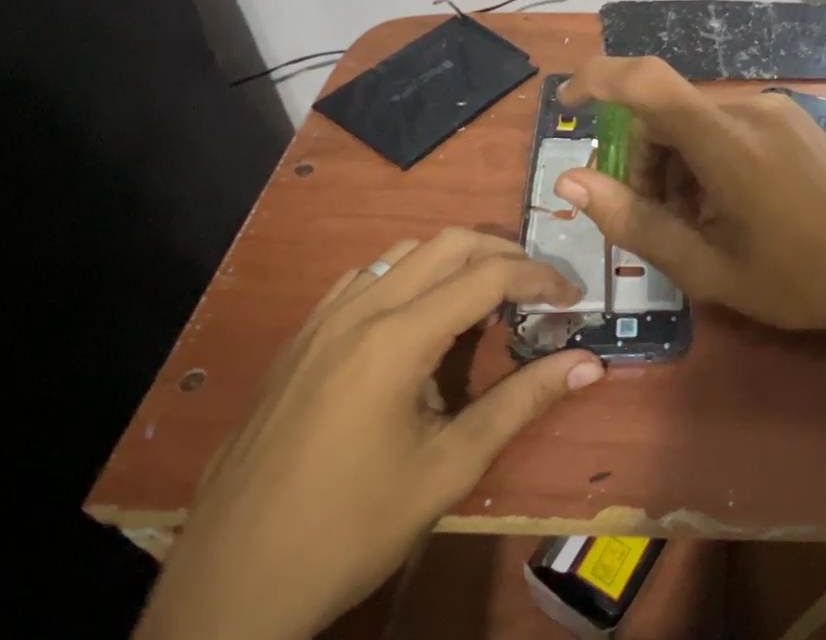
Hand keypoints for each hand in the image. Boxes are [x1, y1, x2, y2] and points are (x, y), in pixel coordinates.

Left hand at [133, 231, 604, 639]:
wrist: (234, 579)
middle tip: (539, 291)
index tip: (574, 298)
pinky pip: (363, 279)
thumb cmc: (354, 525)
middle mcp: (358, 311)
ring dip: (454, 262)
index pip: (487, 276)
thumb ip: (522, 402)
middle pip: (446, 245)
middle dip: (503, 255)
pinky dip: (407, 278)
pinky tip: (418, 322)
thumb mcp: (450, 466)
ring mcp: (321, 321)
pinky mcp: (299, 340)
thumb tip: (590, 364)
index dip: (541, 277)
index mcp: (397, 339)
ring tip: (487, 303)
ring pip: (401, 254)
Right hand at [555, 57, 825, 337]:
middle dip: (645, 161)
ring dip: (678, 165)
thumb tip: (572, 183)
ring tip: (699, 225)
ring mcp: (777, 111)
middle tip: (655, 221)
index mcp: (728, 142)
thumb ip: (636, 223)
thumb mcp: (708, 269)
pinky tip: (728, 207)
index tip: (569, 105)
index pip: (647, 82)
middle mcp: (750, 109)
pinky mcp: (793, 120)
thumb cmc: (798, 280)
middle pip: (667, 114)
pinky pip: (729, 126)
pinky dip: (709, 158)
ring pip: (697, 122)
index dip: (598, 79)